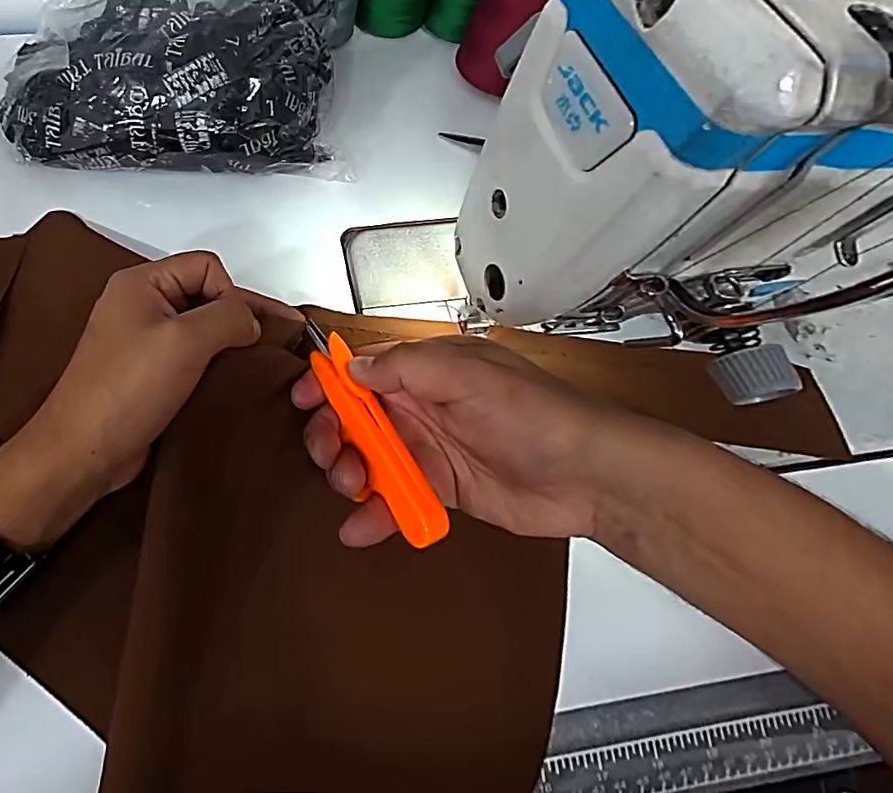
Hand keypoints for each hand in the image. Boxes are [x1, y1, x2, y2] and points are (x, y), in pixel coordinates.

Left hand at [0, 252, 300, 549]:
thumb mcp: (185, 341)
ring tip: (255, 359)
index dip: (232, 293)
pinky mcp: (149, 371)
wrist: (83, 453)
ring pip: (202, 326)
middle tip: (272, 336)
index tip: (243, 327)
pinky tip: (231, 377)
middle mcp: (140, 306)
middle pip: (206, 293)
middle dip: (238, 315)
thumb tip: (252, 320)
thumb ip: (229, 317)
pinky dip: (214, 362)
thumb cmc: (120, 394)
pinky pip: (192, 354)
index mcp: (141, 284)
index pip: (206, 267)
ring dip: (228, 341)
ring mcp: (143, 339)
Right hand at [291, 336, 679, 546]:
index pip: (363, 369)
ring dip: (351, 474)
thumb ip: (406, 367)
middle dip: (333, 434)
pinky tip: (362, 526)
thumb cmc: (540, 414)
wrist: (588, 476)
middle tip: (332, 454)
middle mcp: (421, 406)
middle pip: (356, 417)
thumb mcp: (468, 375)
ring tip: (354, 487)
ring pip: (369, 459)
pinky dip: (376, 514)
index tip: (305, 398)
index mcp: (426, 370)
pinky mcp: (439, 487)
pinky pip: (395, 499)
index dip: (329, 381)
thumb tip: (355, 366)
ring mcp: (428, 448)